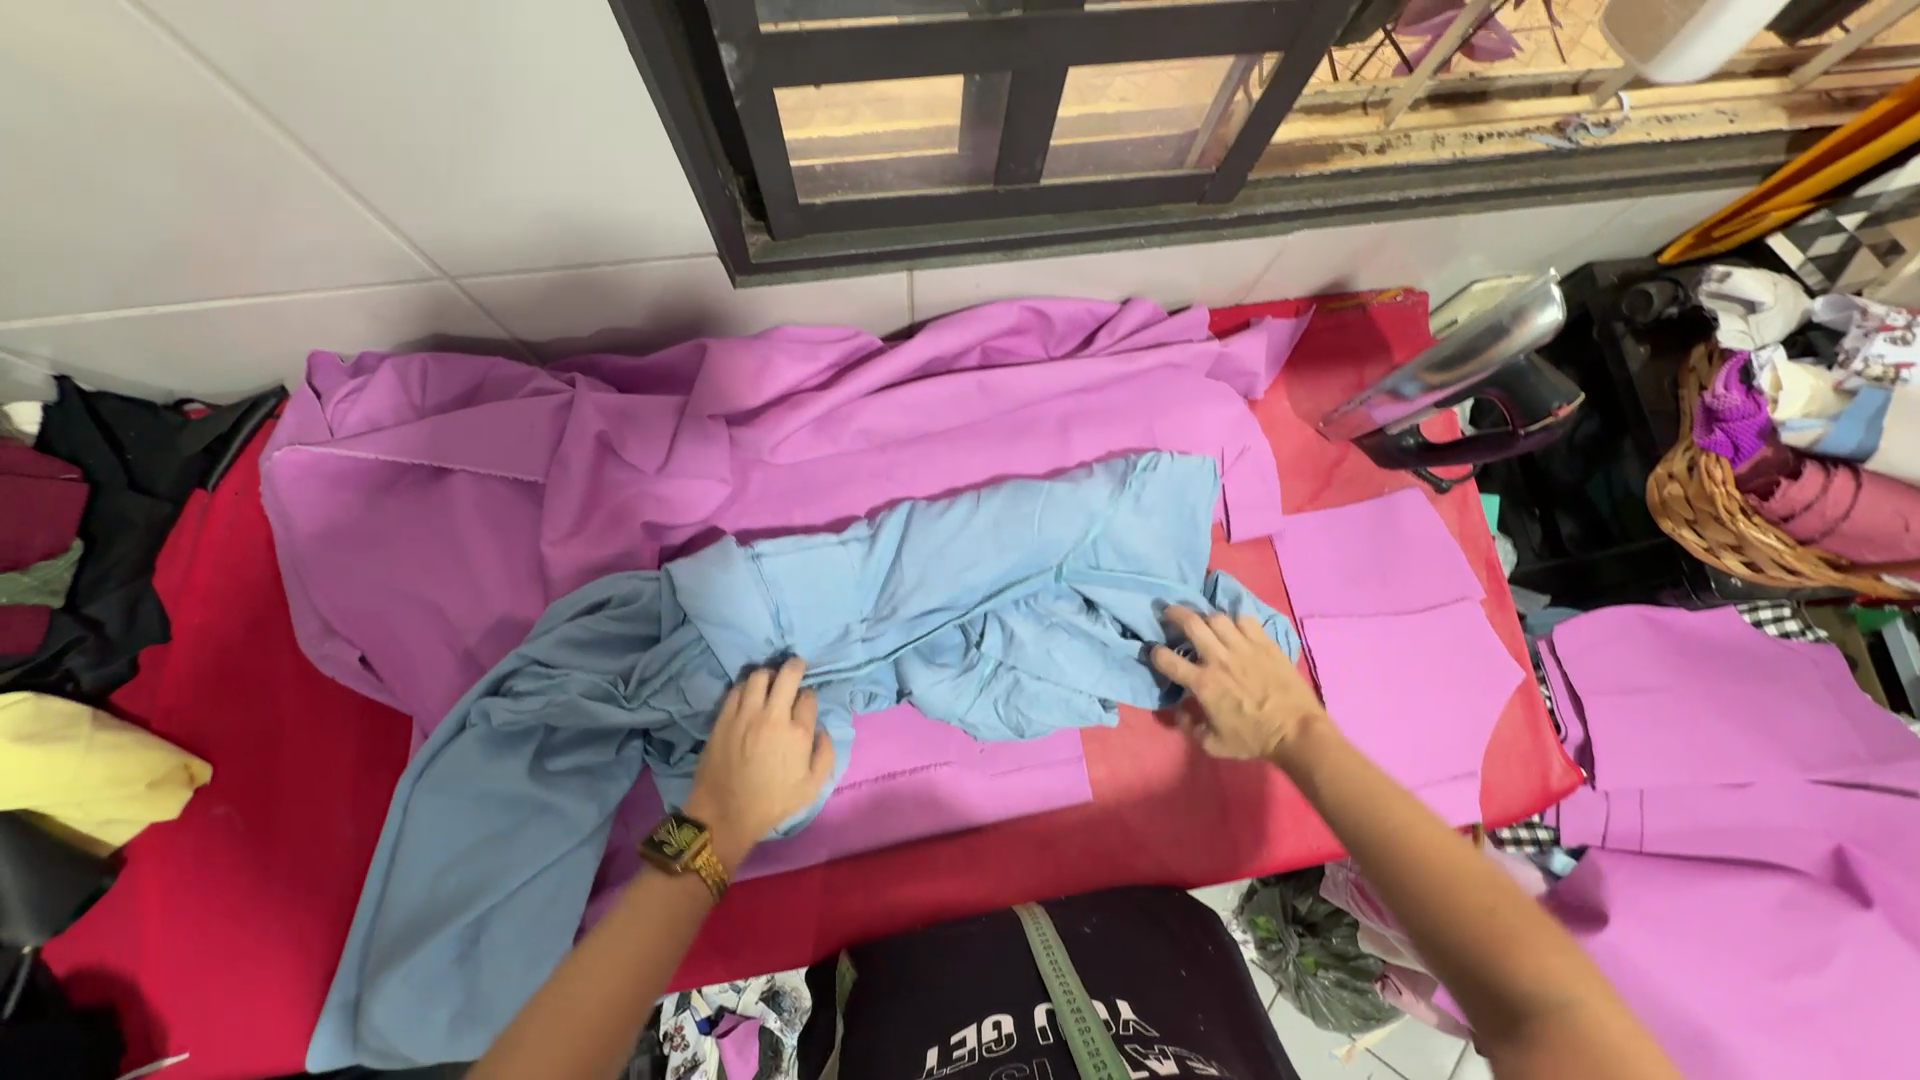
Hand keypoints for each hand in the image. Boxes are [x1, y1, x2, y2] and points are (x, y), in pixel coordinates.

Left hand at [683, 657, 835, 867]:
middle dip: (795, 666)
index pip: (809, 697)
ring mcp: (745, 715)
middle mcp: (773, 716)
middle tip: (797, 665)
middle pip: (787, 675)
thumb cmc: (773, 802)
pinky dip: (746, 686)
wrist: (726, 813)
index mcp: (798, 733)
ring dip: (769, 674)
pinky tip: (749, 693)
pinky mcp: (724, 718)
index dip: (809, 695)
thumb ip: (825, 754)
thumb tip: (823, 729)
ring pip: (759, 676)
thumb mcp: (813, 787)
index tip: (806, 700)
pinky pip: (736, 689)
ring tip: (770, 680)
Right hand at [1149, 605, 1327, 761]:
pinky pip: (1246, 620)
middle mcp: (1219, 659)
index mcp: (1203, 683)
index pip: (1167, 659)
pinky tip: (1236, 627)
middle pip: (1191, 624)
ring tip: (1205, 621)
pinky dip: (1236, 620)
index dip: (1155, 653)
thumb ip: (1190, 726)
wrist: (1296, 732)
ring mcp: (1244, 647)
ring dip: (1206, 617)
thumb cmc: (1254, 739)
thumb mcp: (1214, 744)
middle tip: (1170, 612)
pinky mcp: (1266, 643)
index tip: (1155, 651)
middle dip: (1175, 614)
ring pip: (1217, 617)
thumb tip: (1179, 710)